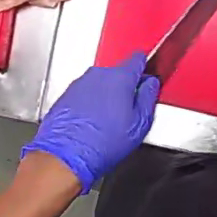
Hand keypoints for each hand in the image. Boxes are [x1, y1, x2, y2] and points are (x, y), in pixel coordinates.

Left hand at [22, 52, 159, 192]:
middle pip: (117, 73)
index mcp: (120, 77)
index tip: (146, 80)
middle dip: (124, 88)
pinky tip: (92, 126)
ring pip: (100, 85)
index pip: (137, 59)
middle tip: (129, 112)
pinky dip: (89, 106)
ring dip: (105, 98)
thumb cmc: (101, 143)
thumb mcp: (140, 124)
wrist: (65, 156)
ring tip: (108, 124)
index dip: (145, 69)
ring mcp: (79, 84)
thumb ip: (148, 98)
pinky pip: (84, 95)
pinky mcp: (65, 96)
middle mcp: (98, 75)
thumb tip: (151, 85)